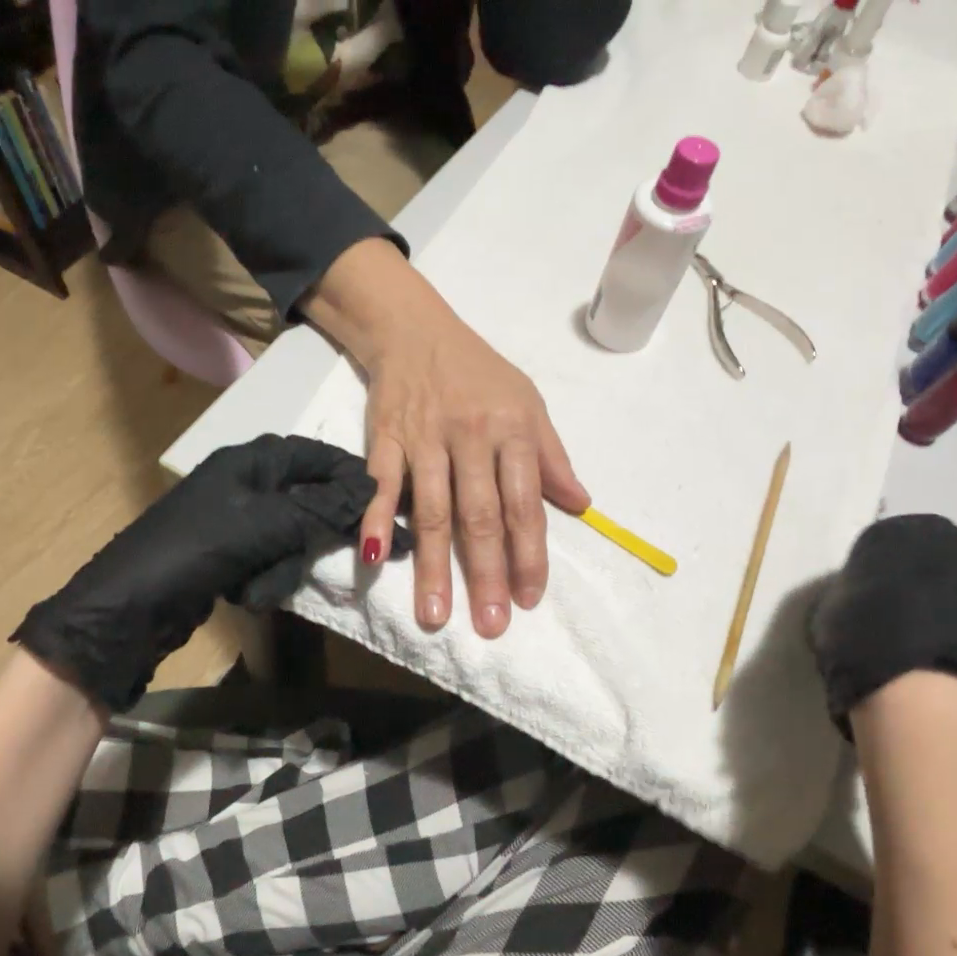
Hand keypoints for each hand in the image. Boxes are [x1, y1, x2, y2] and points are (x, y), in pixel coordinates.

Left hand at [11, 435, 405, 709]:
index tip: (388, 507)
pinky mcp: (230, 553)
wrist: (130, 605)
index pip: (318, 456)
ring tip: (258, 585)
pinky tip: (243, 594)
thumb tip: (373, 489)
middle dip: (311, 538)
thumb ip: (321, 508)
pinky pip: (269, 562)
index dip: (355, 480)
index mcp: (251, 460)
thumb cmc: (197, 549)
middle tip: (344, 558)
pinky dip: (263, 581)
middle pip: (309, 500)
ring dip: (282, 567)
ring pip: (292, 538)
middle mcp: (246, 481)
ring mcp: (236, 520)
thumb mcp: (266, 525)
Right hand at [305, 238, 589, 638]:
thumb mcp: (528, 403)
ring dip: (433, 565)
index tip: (529, 599)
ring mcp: (424, 439)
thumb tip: (582, 505)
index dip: (529, 554)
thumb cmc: (479, 373)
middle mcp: (470, 436)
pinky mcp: (384, 438)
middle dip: (486, 573)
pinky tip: (375, 558)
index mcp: (512, 429)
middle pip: (479, 514)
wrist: (414, 329)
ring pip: (431, 509)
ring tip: (435, 615)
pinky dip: (376, 519)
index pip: (525, 503)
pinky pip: (380, 484)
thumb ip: (550, 457)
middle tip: (490, 624)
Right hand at [810, 514, 956, 738]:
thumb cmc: (864, 642)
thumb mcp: (831, 616)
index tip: (871, 606)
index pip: (885, 545)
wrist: (935, 689)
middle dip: (926, 587)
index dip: (878, 577)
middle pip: (938, 560)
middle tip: (908, 627)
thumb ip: (847, 600)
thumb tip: (859, 604)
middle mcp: (955, 539)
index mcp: (898, 533)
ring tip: (943, 651)